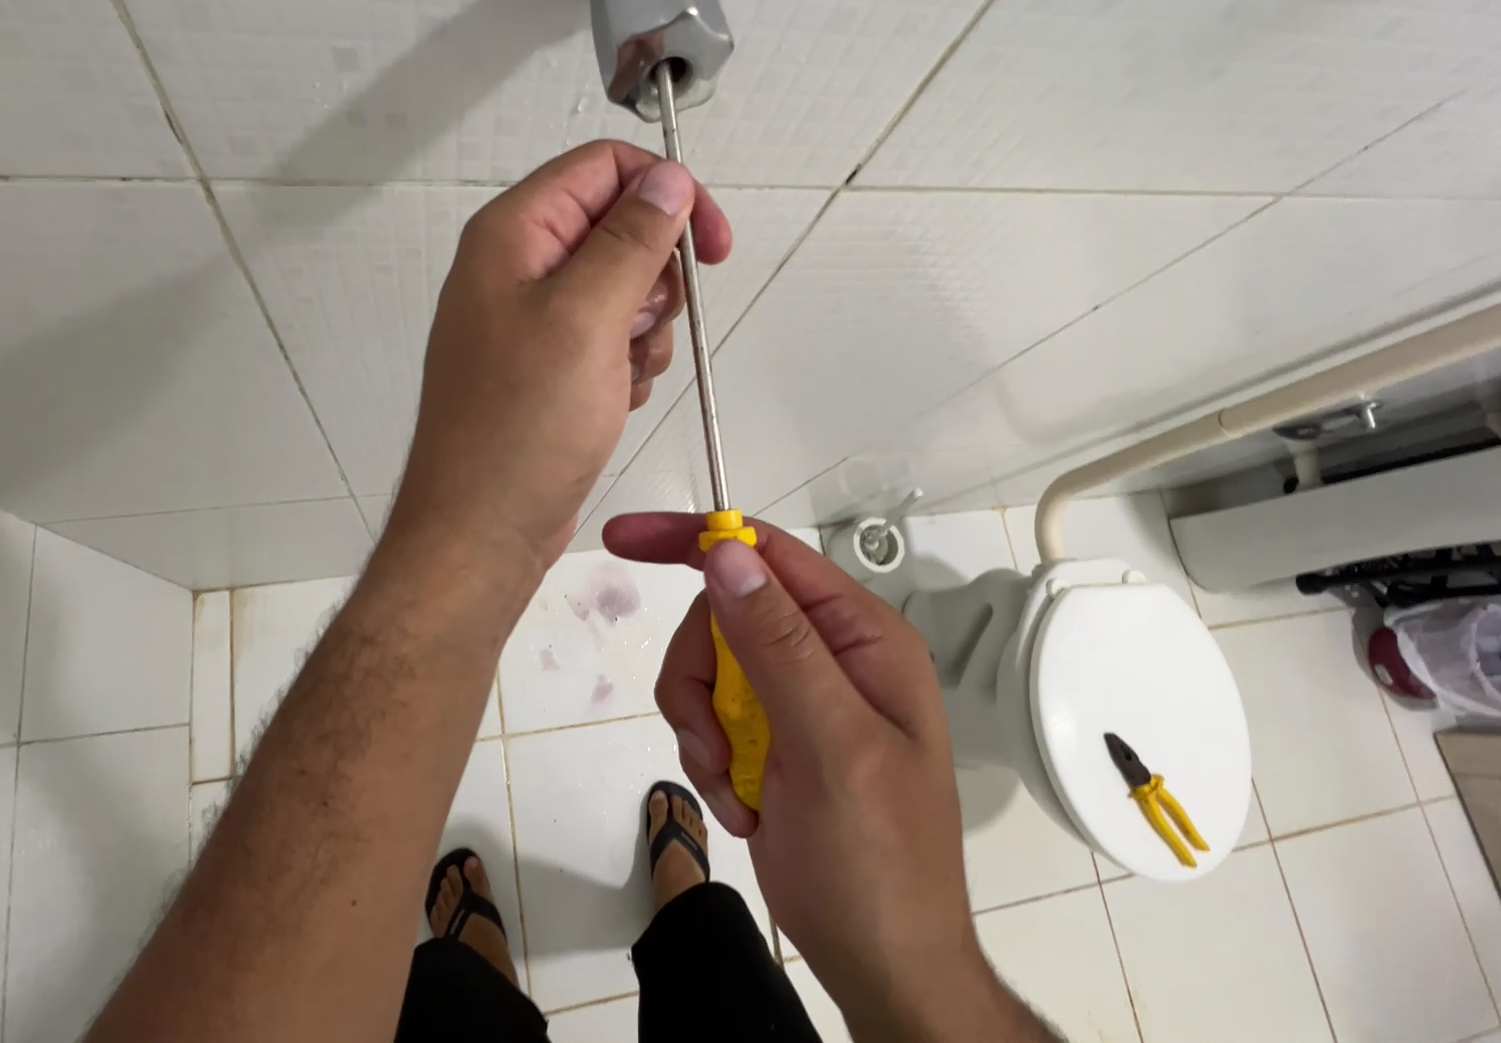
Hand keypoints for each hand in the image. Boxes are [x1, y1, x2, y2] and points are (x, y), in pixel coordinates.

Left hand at [387, 141, 730, 572]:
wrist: (485, 529)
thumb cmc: (525, 425)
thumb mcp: (586, 318)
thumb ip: (632, 239)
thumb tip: (668, 178)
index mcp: (514, 235)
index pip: (605, 170)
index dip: (669, 195)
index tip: (715, 250)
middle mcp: (520, 269)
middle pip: (620, 232)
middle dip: (654, 281)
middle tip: (640, 331)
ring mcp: (535, 323)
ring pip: (625, 292)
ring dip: (645, 333)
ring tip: (621, 378)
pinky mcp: (552, 369)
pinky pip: (613, 342)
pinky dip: (628, 367)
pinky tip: (612, 402)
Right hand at [606, 514, 1042, 1040]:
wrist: (879, 960)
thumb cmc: (875, 858)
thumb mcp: (830, 746)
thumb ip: (778, 644)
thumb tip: (725, 551)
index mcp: (860, 636)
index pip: (769, 555)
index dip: (694, 539)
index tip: (622, 542)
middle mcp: (828, 653)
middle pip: (722, 614)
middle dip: (698, 675)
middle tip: (709, 739)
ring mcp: (796, 696)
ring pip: (706, 667)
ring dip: (700, 727)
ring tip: (731, 784)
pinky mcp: (768, 736)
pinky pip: (707, 716)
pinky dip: (706, 758)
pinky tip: (740, 804)